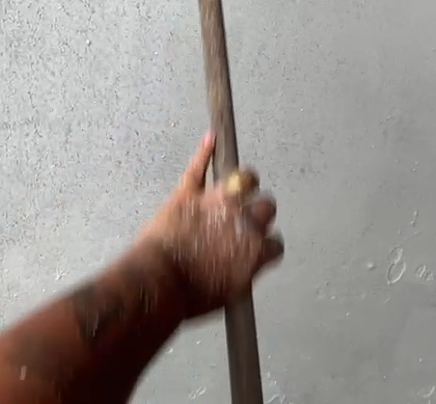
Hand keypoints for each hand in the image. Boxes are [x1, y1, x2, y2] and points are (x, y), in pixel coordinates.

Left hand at [135, 133, 282, 317]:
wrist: (160, 283)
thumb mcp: (228, 294)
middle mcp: (243, 221)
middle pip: (267, 206)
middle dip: (261, 210)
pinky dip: (204, 150)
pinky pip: (199, 166)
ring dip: (245, 180)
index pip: (275, 243)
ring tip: (241, 182)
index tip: (261, 244)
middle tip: (248, 215)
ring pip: (243, 178)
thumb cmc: (191, 296)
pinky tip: (211, 138)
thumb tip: (246, 263)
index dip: (267, 243)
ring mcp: (216, 202)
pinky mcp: (189, 192)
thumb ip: (244, 271)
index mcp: (255, 251)